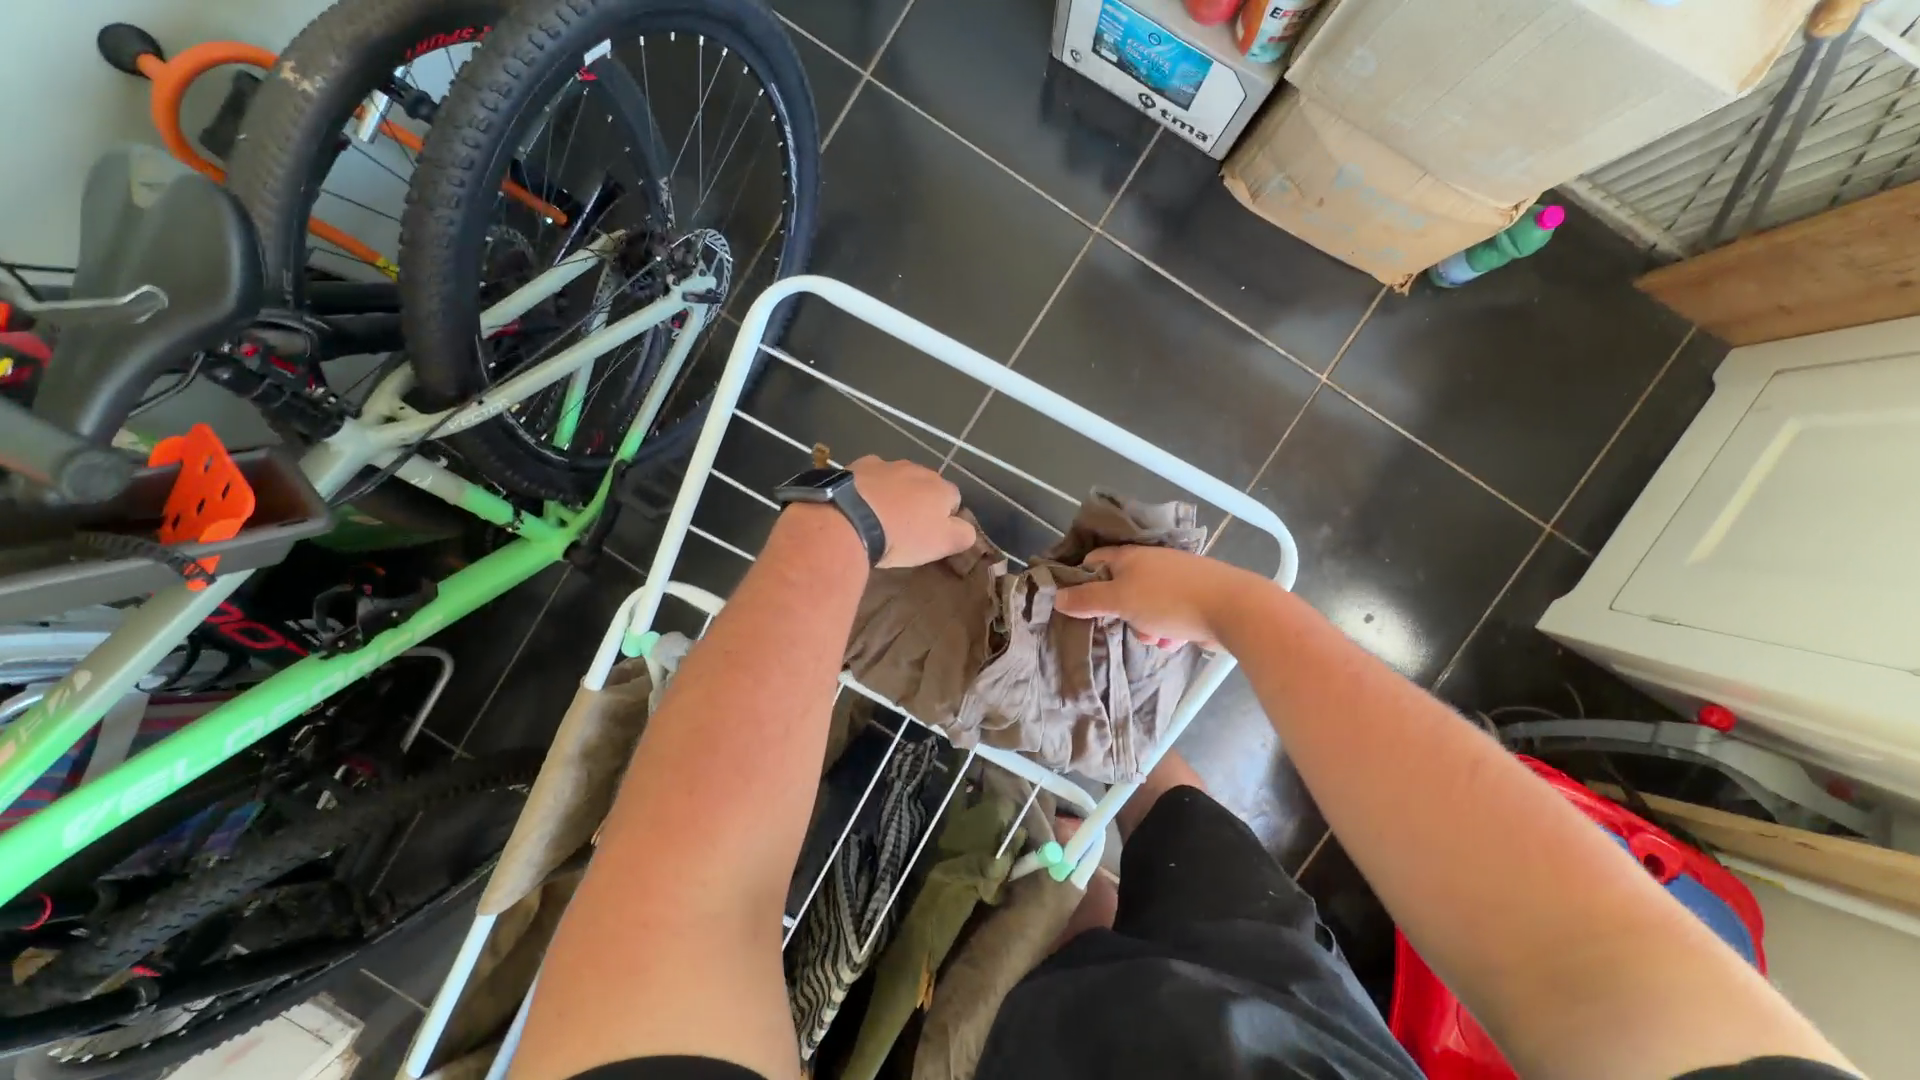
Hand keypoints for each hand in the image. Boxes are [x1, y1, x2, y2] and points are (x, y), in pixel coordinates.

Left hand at [848, 456, 974, 568]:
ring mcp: (888, 464)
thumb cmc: (901, 536)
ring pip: (898, 479)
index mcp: (942, 489)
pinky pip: (872, 476)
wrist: (850, 519)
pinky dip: (870, 487)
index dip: (944, 519)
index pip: (954, 501)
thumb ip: (963, 535)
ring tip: (879, 517)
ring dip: (895, 493)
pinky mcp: (860, 465)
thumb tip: (967, 529)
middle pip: (926, 487)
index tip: (929, 536)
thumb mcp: (942, 544)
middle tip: (904, 528)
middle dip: (919, 503)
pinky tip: (859, 504)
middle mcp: (919, 470)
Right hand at [1052, 546, 1265, 647]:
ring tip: (1155, 638)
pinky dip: (1168, 629)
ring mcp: (1176, 580)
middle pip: (1120, 588)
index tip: (1076, 604)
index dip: (1081, 580)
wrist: (1233, 608)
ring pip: (1145, 606)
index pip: (1094, 560)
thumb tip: (1056, 597)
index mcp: (1131, 556)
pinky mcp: (1196, 598)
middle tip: (1119, 626)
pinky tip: (1175, 640)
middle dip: (1119, 612)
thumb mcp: (1120, 600)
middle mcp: (1152, 563)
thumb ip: (1087, 599)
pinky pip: (1170, 615)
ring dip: (1145, 625)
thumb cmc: (1169, 600)